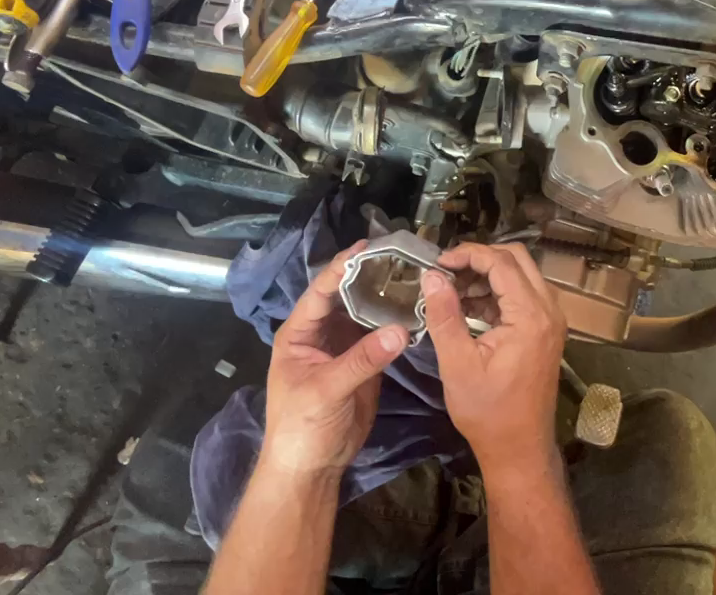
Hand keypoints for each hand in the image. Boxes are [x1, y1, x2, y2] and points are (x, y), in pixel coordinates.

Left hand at [260, 241, 409, 476]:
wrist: (312, 469)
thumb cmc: (301, 427)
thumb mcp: (326, 391)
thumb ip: (362, 360)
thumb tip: (401, 330)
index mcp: (299, 333)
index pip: (321, 291)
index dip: (341, 267)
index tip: (367, 246)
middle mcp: (322, 332)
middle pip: (346, 295)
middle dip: (369, 275)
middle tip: (400, 254)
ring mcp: (344, 346)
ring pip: (365, 311)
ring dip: (385, 295)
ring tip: (413, 273)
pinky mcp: (364, 361)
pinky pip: (380, 333)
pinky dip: (396, 321)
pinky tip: (415, 307)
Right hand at [421, 243, 567, 467]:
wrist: (519, 449)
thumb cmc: (488, 412)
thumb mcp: (458, 364)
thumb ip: (444, 316)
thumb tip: (431, 276)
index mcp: (531, 316)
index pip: (502, 263)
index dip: (468, 255)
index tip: (438, 262)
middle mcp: (549, 310)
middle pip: (516, 260)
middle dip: (479, 259)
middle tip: (446, 272)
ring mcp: (551, 319)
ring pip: (521, 275)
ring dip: (487, 275)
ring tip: (451, 290)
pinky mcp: (545, 329)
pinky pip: (522, 294)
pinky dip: (496, 292)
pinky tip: (468, 306)